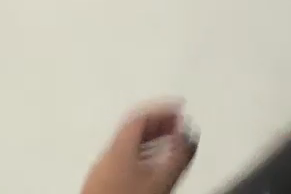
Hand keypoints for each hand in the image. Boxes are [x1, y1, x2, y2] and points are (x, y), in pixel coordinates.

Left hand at [80, 102, 197, 193]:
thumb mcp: (159, 177)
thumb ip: (178, 154)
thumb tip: (191, 135)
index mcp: (119, 143)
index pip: (142, 114)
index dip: (164, 108)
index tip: (180, 107)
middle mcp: (107, 152)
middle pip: (134, 128)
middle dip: (159, 124)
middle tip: (177, 125)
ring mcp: (101, 169)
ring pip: (128, 146)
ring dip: (150, 143)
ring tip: (169, 148)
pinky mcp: (99, 184)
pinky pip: (122, 162)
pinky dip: (140, 158)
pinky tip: (151, 171)